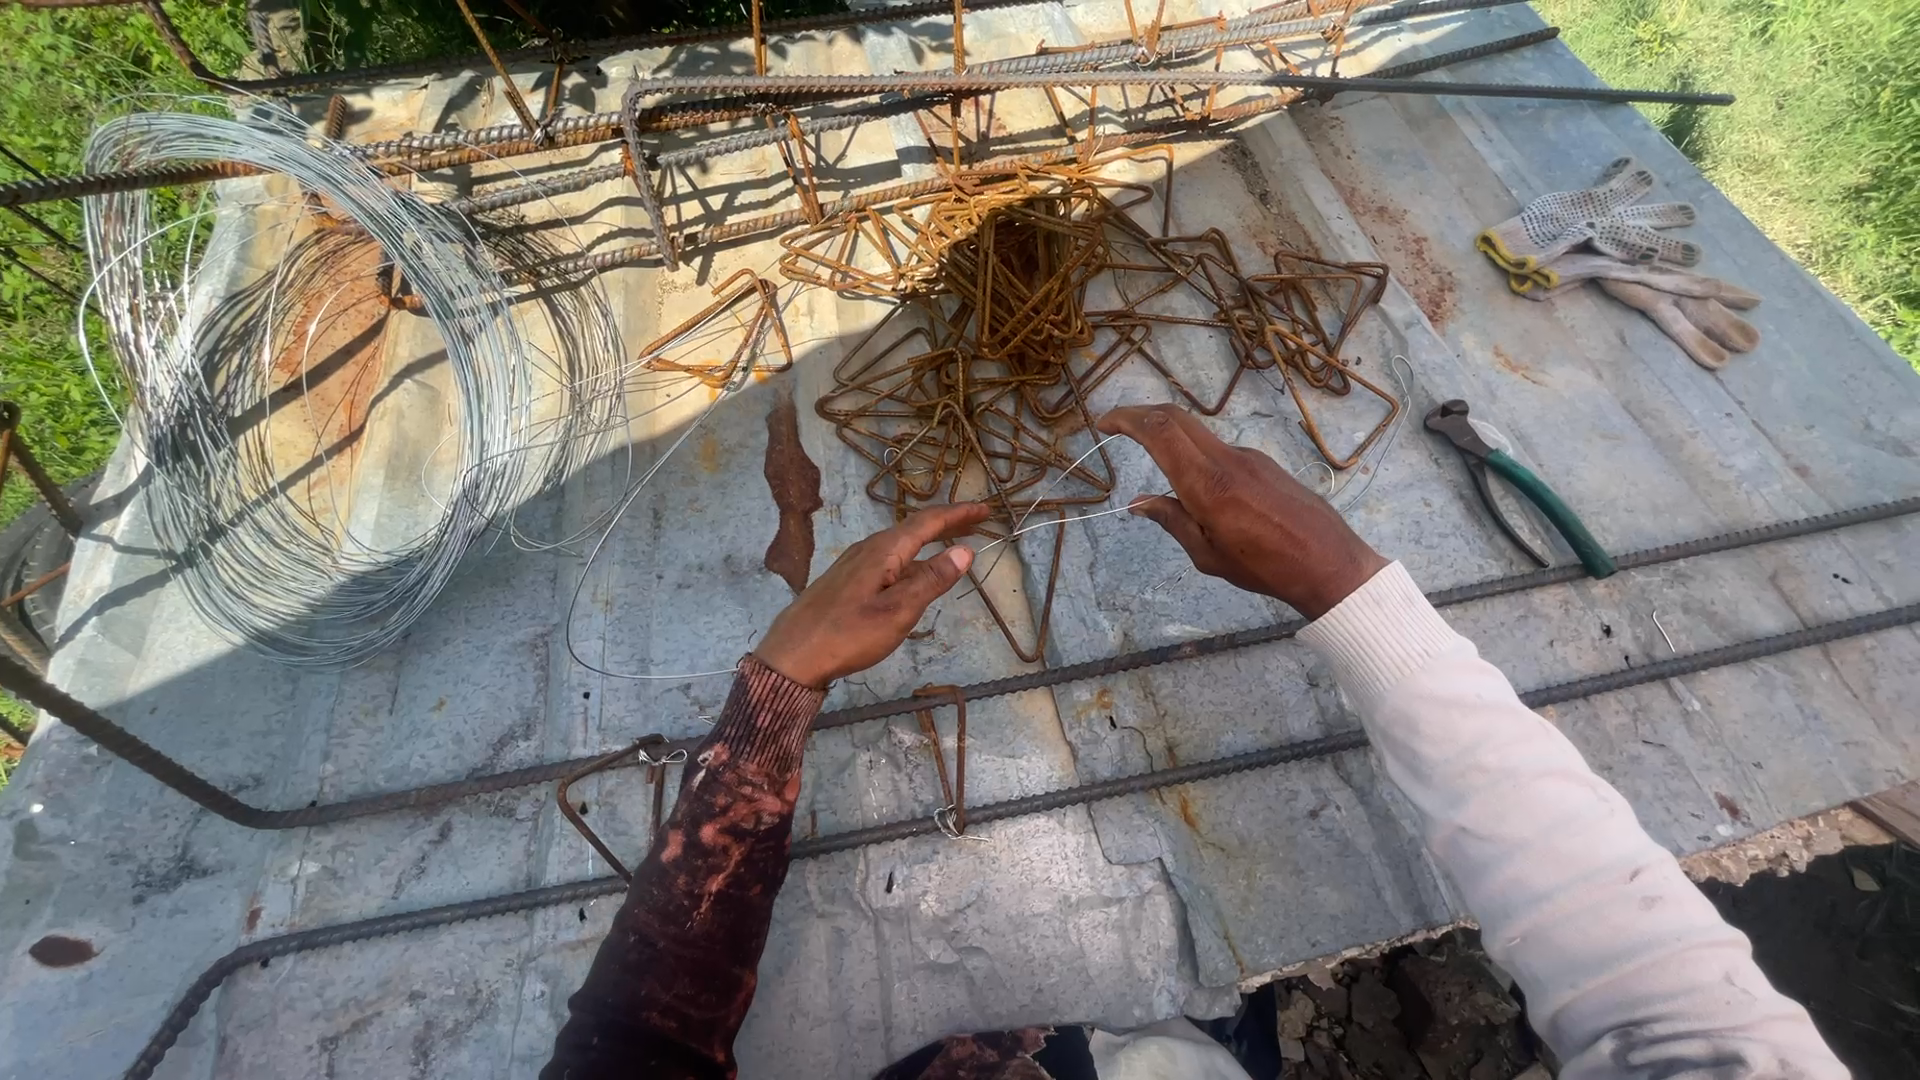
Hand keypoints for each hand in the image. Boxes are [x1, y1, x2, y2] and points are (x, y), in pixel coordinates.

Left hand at [754, 503, 990, 686]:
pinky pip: (888, 561)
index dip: (958, 514)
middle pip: (914, 529)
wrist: (792, 656)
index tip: (985, 510)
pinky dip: (911, 560)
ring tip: (953, 548)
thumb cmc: (848, 634)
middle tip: (977, 522)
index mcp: (884, 550)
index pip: (928, 522)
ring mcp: (855, 565)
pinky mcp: (847, 582)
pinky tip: (914, 576)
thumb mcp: (899, 611)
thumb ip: (932, 580)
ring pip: (900, 546)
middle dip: (946, 524)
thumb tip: (965, 551)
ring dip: (929, 543)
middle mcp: (869, 549)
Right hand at [1097, 405, 1386, 619]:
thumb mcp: (1206, 555)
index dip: (1128, 419)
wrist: (1329, 562)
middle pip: (1176, 418)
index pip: (1160, 432)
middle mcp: (1226, 459)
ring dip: (1167, 433)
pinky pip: (1217, 448)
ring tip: (1149, 454)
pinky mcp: (1262, 462)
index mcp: (1207, 484)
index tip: (1105, 422)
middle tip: (1116, 424)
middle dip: (1141, 414)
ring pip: (1197, 432)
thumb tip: (1138, 503)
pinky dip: (1192, 451)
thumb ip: (1172, 521)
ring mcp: (1247, 456)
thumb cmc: (1263, 567)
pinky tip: (1192, 481)